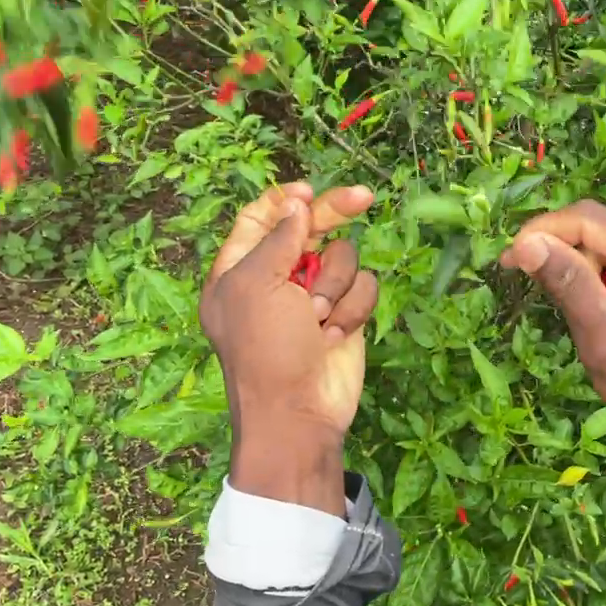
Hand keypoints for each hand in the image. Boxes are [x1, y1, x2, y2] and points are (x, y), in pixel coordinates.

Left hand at [200, 182, 377, 514]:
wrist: (300, 413)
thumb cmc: (266, 350)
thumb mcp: (256, 287)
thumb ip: (278, 239)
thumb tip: (298, 205)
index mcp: (241, 269)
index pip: (262, 218)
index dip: (285, 202)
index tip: (308, 192)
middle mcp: (278, 278)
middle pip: (312, 228)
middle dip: (334, 215)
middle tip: (363, 196)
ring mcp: (315, 297)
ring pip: (344, 258)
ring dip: (335, 287)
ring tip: (318, 321)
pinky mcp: (346, 314)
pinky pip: (364, 287)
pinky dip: (353, 310)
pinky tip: (335, 336)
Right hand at [500, 200, 605, 451]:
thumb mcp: (604, 339)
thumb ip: (568, 285)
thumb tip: (526, 243)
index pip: (588, 218)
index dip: (542, 232)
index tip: (510, 260)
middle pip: (601, 225)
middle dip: (560, 247)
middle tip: (530, 281)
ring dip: (580, 263)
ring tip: (566, 303)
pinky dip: (603, 275)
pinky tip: (595, 305)